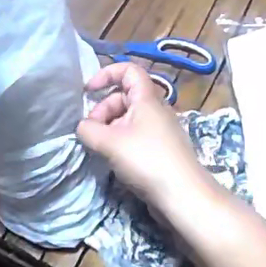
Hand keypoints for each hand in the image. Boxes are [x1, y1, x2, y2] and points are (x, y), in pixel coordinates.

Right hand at [76, 62, 210, 204]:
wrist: (182, 195)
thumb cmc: (147, 160)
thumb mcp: (110, 142)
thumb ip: (89, 130)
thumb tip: (82, 127)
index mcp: (147, 99)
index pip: (129, 70)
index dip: (106, 73)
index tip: (88, 90)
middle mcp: (155, 110)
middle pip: (124, 97)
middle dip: (103, 109)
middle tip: (91, 132)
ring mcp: (159, 131)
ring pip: (128, 119)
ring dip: (109, 128)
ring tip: (99, 148)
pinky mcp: (160, 151)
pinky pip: (135, 137)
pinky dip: (120, 142)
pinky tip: (113, 160)